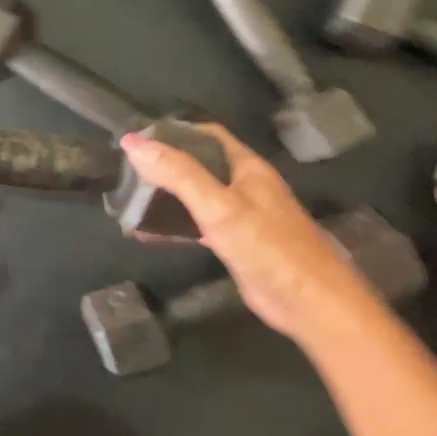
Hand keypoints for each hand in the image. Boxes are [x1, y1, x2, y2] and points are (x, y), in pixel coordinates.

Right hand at [121, 125, 375, 340]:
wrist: (310, 303)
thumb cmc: (268, 247)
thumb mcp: (218, 206)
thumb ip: (178, 174)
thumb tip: (131, 141)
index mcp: (248, 168)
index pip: (208, 135)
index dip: (174, 132)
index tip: (137, 137)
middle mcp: (246, 187)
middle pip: (200, 165)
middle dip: (165, 164)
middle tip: (125, 169)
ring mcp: (242, 217)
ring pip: (197, 195)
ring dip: (167, 194)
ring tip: (128, 197)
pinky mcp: (236, 245)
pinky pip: (197, 225)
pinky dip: (173, 224)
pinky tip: (146, 231)